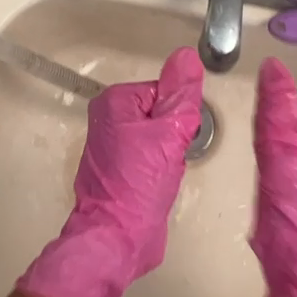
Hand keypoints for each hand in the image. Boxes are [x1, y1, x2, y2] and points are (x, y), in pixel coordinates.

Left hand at [17, 47, 205, 296]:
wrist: (117, 240)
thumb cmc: (137, 186)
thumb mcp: (169, 135)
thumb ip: (182, 96)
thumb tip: (187, 57)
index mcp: (114, 101)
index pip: (164, 90)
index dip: (178, 116)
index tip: (175, 138)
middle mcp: (108, 118)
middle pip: (162, 112)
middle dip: (174, 136)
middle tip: (169, 159)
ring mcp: (112, 145)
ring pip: (160, 136)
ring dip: (169, 155)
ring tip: (163, 174)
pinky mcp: (120, 168)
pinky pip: (152, 157)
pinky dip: (161, 169)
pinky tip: (158, 184)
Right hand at [250, 57, 296, 296]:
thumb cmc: (295, 209)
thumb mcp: (278, 152)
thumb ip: (275, 109)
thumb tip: (273, 65)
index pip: (290, 106)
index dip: (267, 123)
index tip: (257, 146)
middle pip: (294, 131)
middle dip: (273, 145)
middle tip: (262, 172)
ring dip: (280, 167)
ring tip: (271, 192)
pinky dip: (289, 186)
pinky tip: (283, 206)